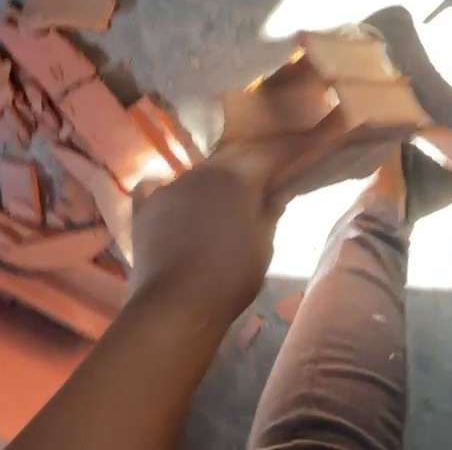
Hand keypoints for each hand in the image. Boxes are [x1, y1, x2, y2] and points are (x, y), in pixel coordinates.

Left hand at [127, 136, 307, 323]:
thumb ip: (271, 210)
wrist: (175, 306)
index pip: (268, 153)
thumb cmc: (231, 276)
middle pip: (233, 156)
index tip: (303, 146)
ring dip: (217, 177)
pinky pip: (162, 186)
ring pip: (200, 171)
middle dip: (251, 160)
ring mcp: (172, 186)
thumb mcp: (264, 245)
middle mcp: (204, 171)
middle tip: (265, 171)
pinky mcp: (147, 207)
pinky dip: (174, 187)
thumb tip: (279, 190)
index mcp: (238, 177)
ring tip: (226, 191)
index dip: (288, 149)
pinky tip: (177, 195)